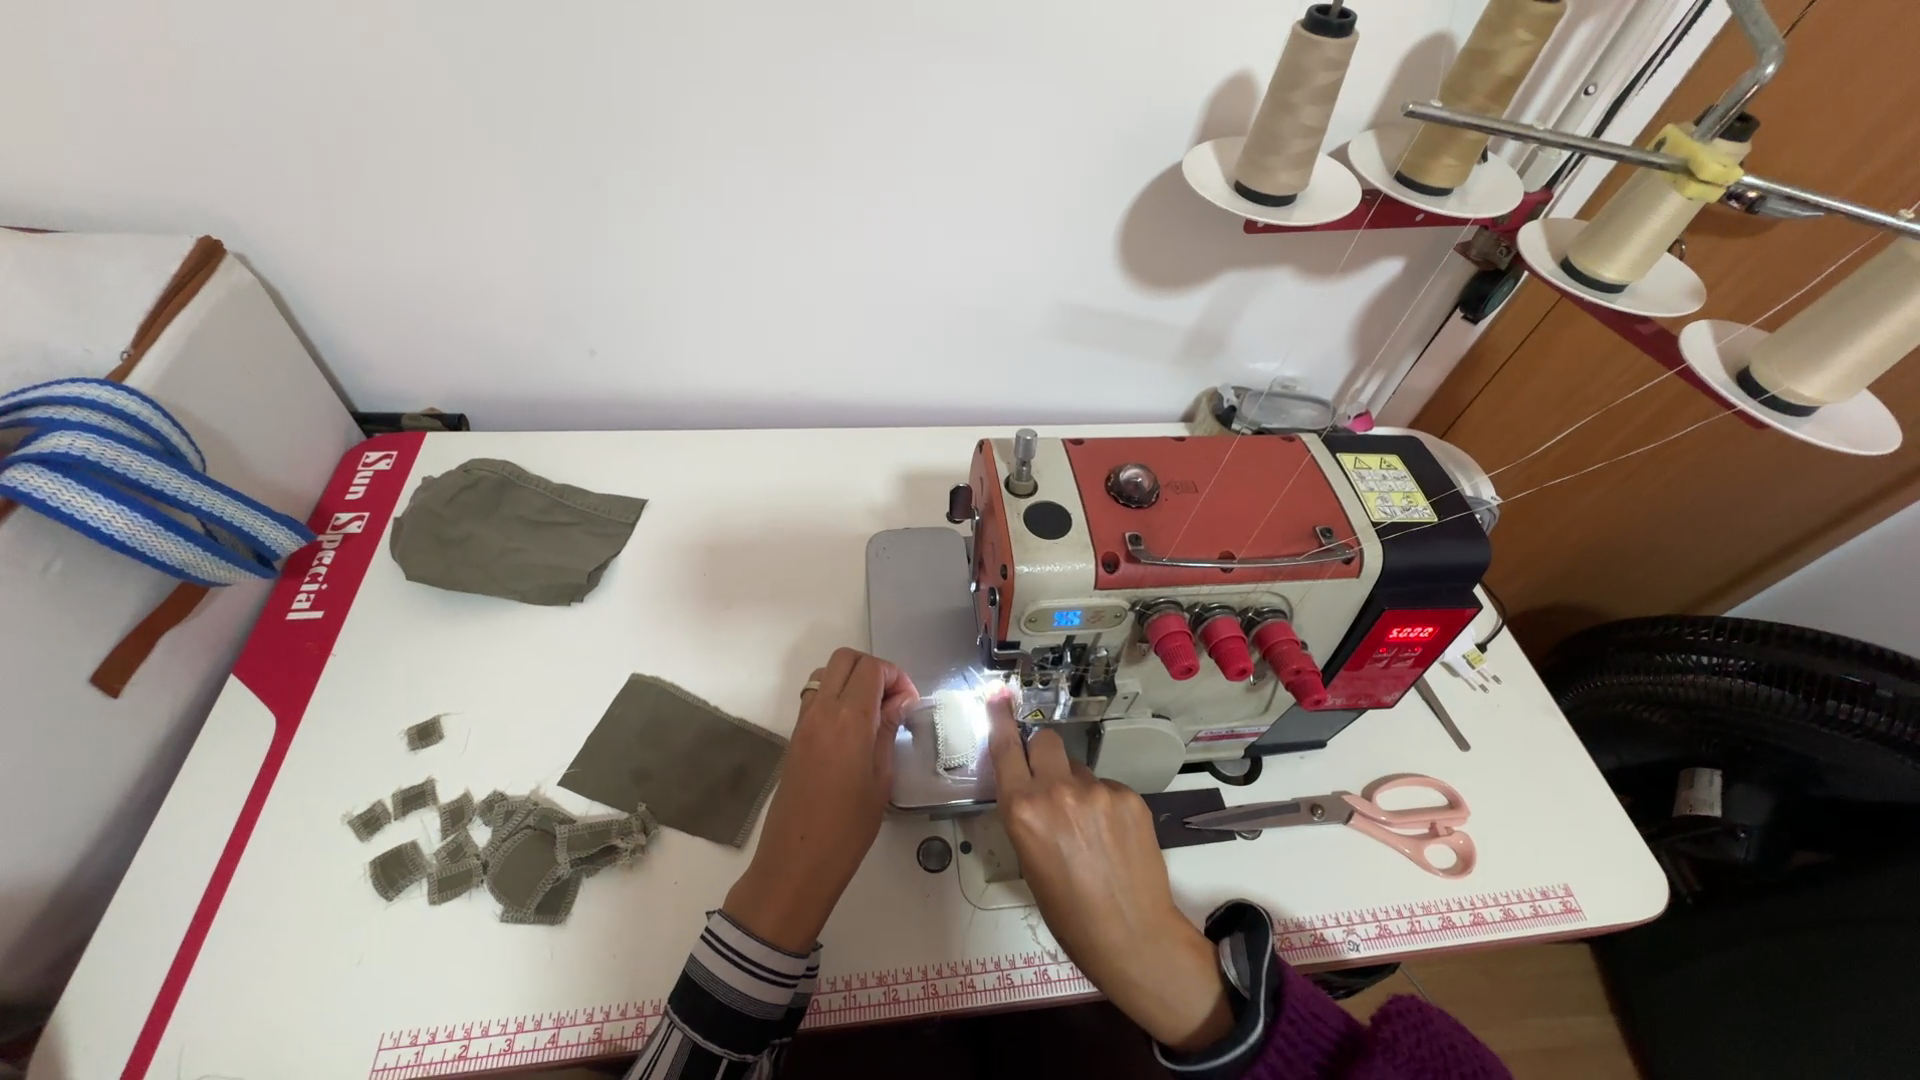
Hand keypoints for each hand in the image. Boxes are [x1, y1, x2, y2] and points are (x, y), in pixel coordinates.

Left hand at [724, 647, 917, 951]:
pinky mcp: (794, 736)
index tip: (908, 703)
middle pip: (846, 659)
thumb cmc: (848, 827)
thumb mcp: (881, 778)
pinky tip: (853, 729)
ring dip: (852, 681)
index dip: (896, 677)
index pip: (872, 669)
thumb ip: (886, 731)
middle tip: (893, 701)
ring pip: (827, 674)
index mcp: (848, 719)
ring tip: (874, 713)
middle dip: (874, 670)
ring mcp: (803, 721)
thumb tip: (899, 702)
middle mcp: (821, 710)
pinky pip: (815, 697)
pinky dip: (836, 697)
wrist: (795, 861)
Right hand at [985, 686, 1232, 1051]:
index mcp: (1022, 810)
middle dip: (1044, 753)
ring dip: (1078, 788)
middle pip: (1047, 741)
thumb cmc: (1068, 912)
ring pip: (1079, 770)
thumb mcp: (1028, 861)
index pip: (1007, 749)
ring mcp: (1097, 790)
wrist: (1130, 934)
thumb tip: (1034, 794)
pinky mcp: (1129, 796)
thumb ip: (1028, 816)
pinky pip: (1107, 788)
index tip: (999, 697)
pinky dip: (1105, 805)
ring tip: (1090, 830)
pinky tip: (1113, 837)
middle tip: (1050, 780)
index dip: (1001, 720)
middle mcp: (1057, 791)